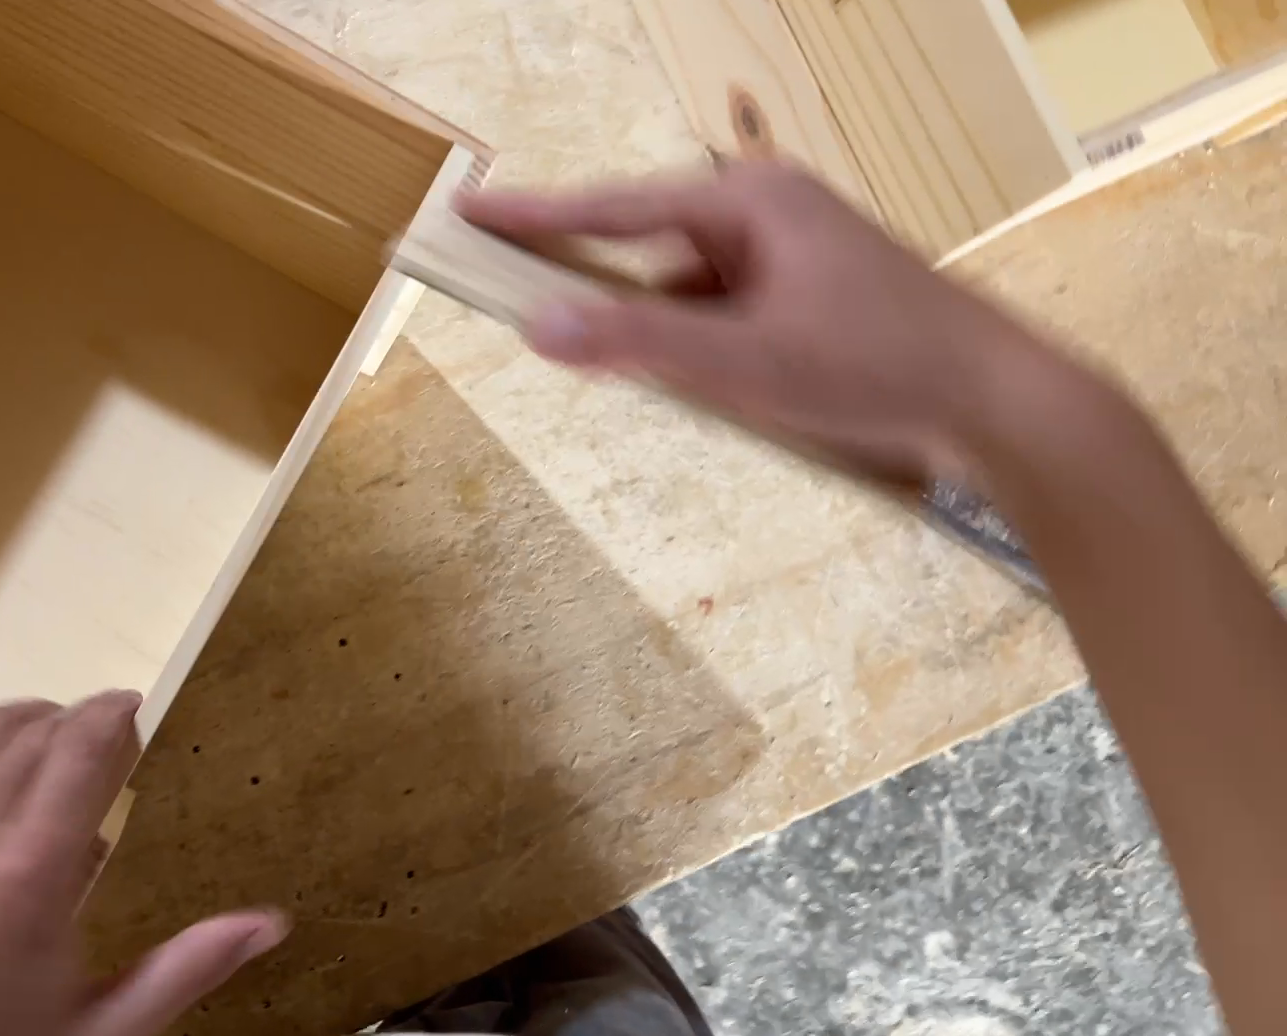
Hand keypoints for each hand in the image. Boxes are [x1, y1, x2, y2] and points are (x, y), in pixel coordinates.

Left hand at [0, 691, 287, 1035]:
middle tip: (104, 751)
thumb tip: (271, 924)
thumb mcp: (103, 1035)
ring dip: (28, 728)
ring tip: (50, 758)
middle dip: (81, 723)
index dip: (117, 711)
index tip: (139, 711)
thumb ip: (187, 968)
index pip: (85, 741)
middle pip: (40, 726)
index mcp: (31, 870)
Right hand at [459, 161, 1076, 487]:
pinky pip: (704, 312)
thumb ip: (633, 343)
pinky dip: (679, 344)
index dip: (532, 213)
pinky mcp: (787, 297)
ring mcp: (775, 259)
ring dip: (641, 327)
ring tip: (628, 368)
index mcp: (746, 204)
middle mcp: (758, 217)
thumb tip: (533, 326)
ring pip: (672, 287)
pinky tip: (685, 382)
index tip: (468, 212)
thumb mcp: (740, 362)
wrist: (993, 405)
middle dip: (584, 277)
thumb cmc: (873, 369)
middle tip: (522, 294)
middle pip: (639, 243)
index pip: (611, 206)